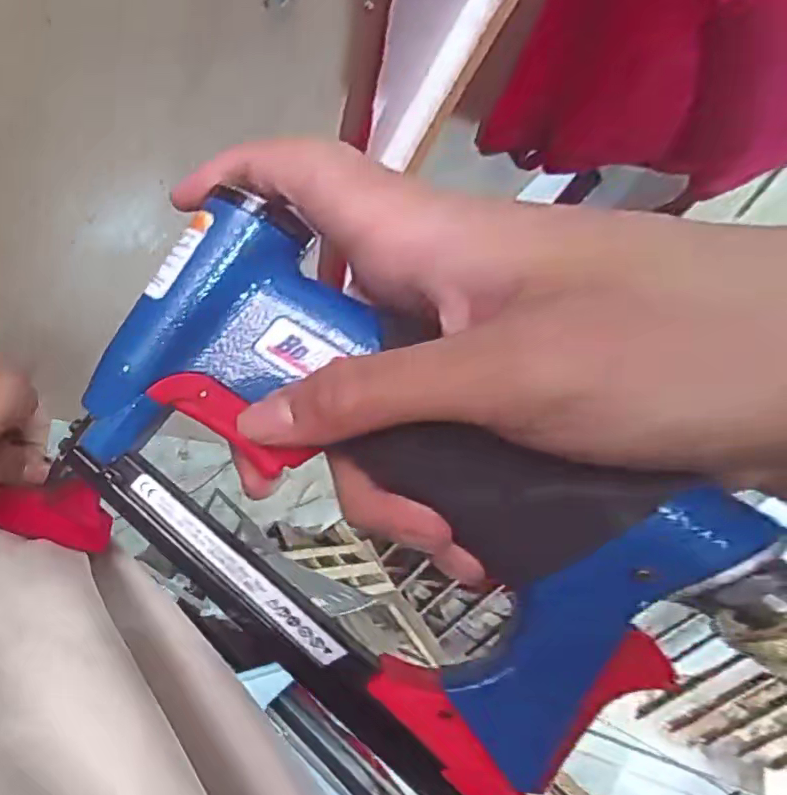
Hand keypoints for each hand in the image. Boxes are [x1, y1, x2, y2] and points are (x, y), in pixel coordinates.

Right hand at [173, 139, 786, 581]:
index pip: (311, 181)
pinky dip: (419, 499)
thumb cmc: (690, 343)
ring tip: (433, 530)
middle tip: (266, 471)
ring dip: (373, 483)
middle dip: (279, 415)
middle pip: (299, 341)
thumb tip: (252, 425)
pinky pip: (401, 448)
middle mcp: (416, 295)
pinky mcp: (472, 402)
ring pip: (349, 414)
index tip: (181, 212)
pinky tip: (462, 537)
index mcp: (422, 246)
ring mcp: (442, 352)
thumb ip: (366, 396)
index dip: (239, 181)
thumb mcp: (506, 373)